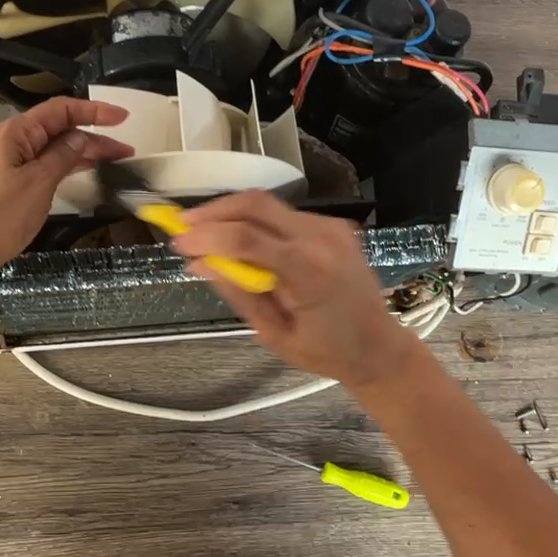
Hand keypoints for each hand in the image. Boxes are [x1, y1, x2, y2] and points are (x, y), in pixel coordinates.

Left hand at [0, 98, 133, 281]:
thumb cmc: (0, 217)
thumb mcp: (39, 183)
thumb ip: (62, 156)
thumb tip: (80, 137)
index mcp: (13, 133)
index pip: (59, 111)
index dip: (93, 111)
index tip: (122, 118)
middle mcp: (7, 141)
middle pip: (56, 130)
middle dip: (92, 136)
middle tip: (125, 150)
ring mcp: (4, 162)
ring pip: (49, 149)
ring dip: (80, 153)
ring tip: (113, 160)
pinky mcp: (4, 182)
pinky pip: (39, 165)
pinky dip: (62, 166)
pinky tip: (82, 170)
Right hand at [172, 190, 421, 389]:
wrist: (379, 346)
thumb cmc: (327, 351)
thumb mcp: (273, 334)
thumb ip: (238, 293)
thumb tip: (199, 263)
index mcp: (310, 273)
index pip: (248, 238)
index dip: (207, 235)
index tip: (178, 242)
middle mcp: (322, 239)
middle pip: (256, 204)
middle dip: (214, 211)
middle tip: (183, 226)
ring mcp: (331, 227)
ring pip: (268, 204)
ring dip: (232, 214)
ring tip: (204, 233)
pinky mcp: (333, 225)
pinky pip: (284, 215)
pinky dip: (256, 221)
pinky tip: (241, 240)